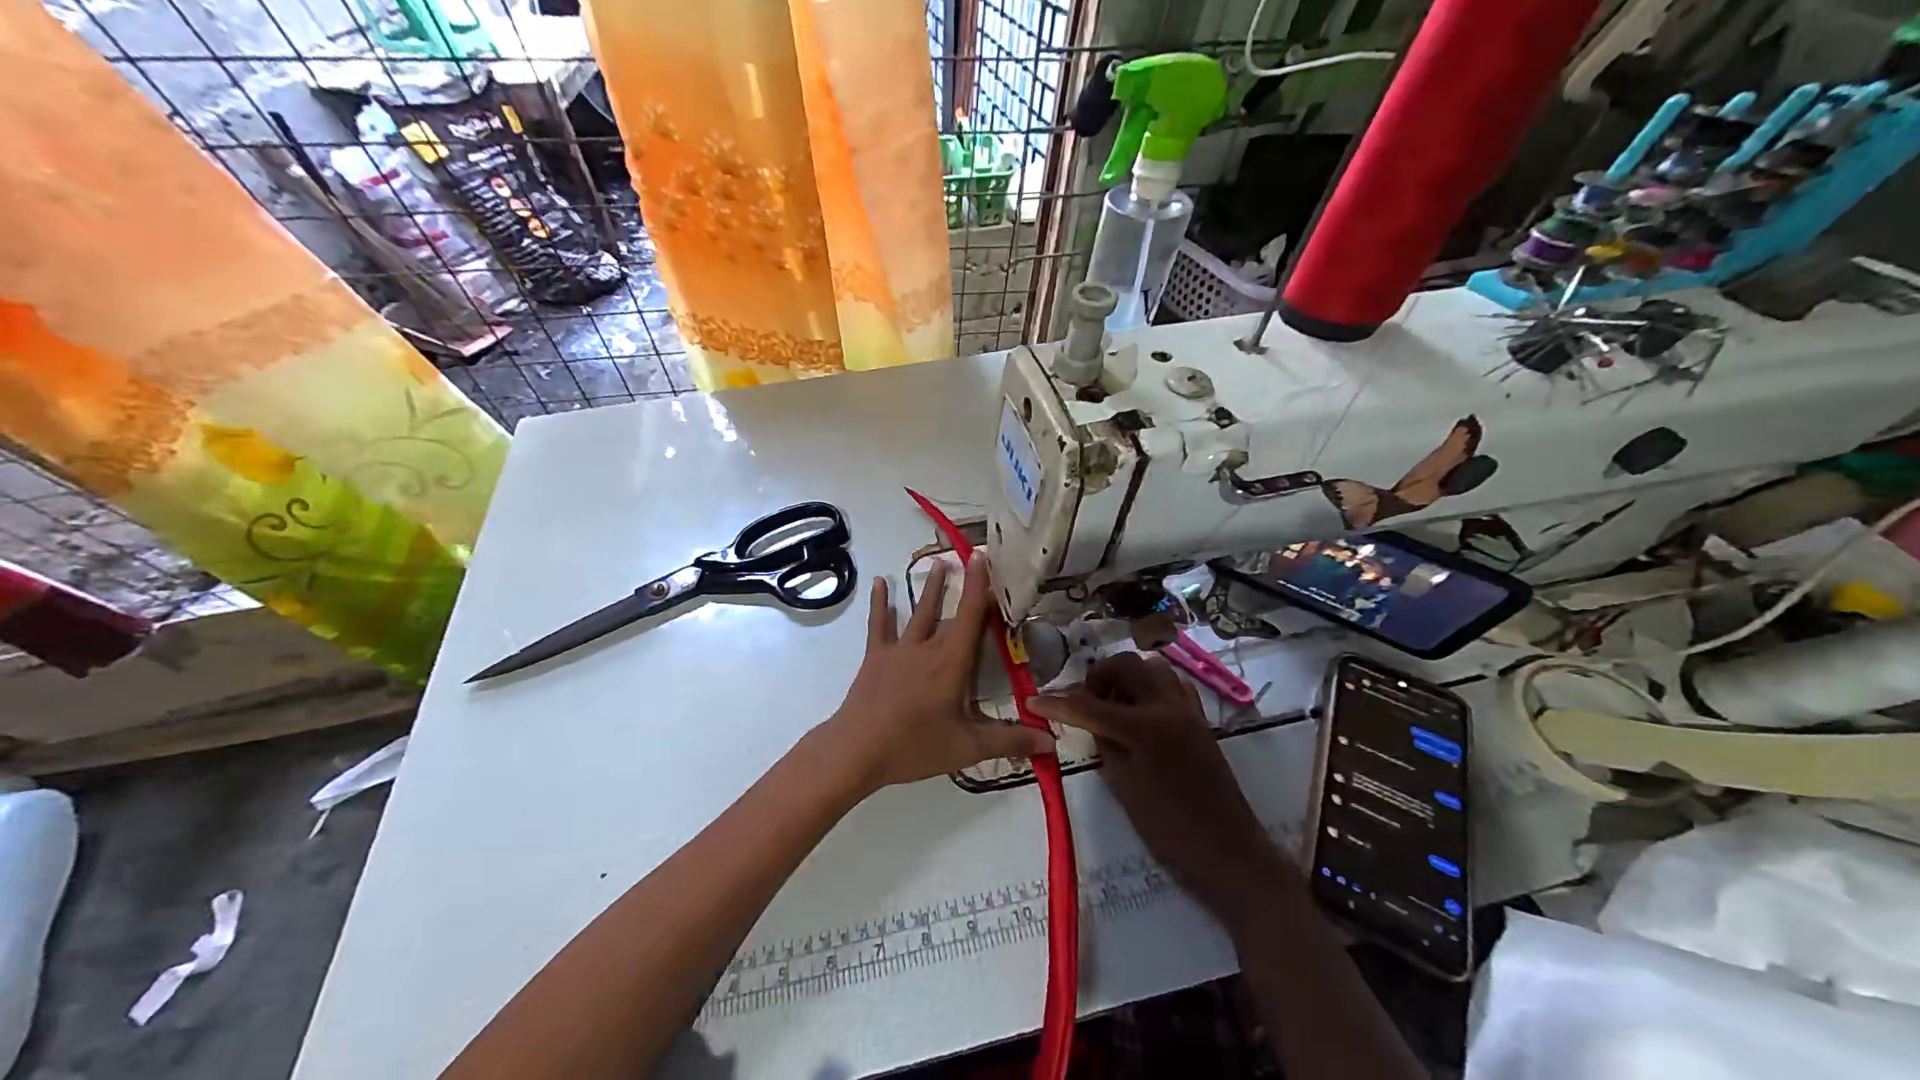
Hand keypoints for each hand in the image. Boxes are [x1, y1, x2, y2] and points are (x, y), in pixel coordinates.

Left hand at [819, 552, 1054, 793]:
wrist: (857, 750)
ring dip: (931, 589)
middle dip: (965, 587)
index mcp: (952, 663)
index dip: (979, 586)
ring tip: (940, 564)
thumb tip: (1052, 741)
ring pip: (919, 612)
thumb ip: (1010, 740)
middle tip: (974, 560)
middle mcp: (927, 648)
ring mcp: (898, 650)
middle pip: (951, 613)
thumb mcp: (967, 747)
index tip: (984, 557)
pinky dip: (881, 603)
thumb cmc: (915, 747)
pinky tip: (880, 582)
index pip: (972, 617)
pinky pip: (879, 624)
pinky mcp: (875, 657)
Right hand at [1030, 653, 1297, 929]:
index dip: (1058, 704)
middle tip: (1084, 702)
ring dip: (1127, 676)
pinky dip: (1151, 686)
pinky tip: (1141, 711)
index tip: (1033, 702)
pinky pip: (1172, 684)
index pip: (1090, 705)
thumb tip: (1091, 722)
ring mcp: (1188, 709)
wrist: (1229, 850)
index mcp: (1145, 728)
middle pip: (1126, 665)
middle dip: (1098, 676)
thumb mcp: (1124, 788)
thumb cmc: (1171, 829)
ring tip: (1113, 705)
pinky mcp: (1200, 719)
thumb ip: (1105, 746)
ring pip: (1152, 667)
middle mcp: (1168, 707)